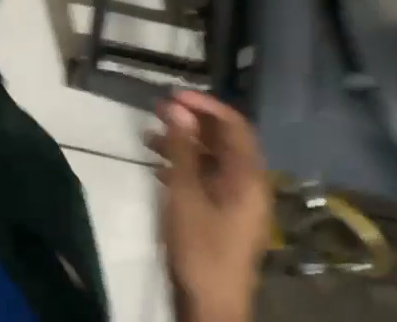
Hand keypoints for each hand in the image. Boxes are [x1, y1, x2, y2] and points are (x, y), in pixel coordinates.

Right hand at [153, 91, 270, 321]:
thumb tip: (178, 107)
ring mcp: (237, 203)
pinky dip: (184, 167)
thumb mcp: (185, 193)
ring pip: (212, 159)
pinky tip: (157, 167)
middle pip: (223, 141)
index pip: (234, 125)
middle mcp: (248, 185)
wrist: (211, 307)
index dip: (205, 105)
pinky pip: (206, 179)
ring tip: (148, 136)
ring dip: (183, 144)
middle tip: (157, 110)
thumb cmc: (200, 248)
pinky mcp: (223, 217)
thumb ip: (182, 148)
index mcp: (248, 177)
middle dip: (191, 122)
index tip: (173, 96)